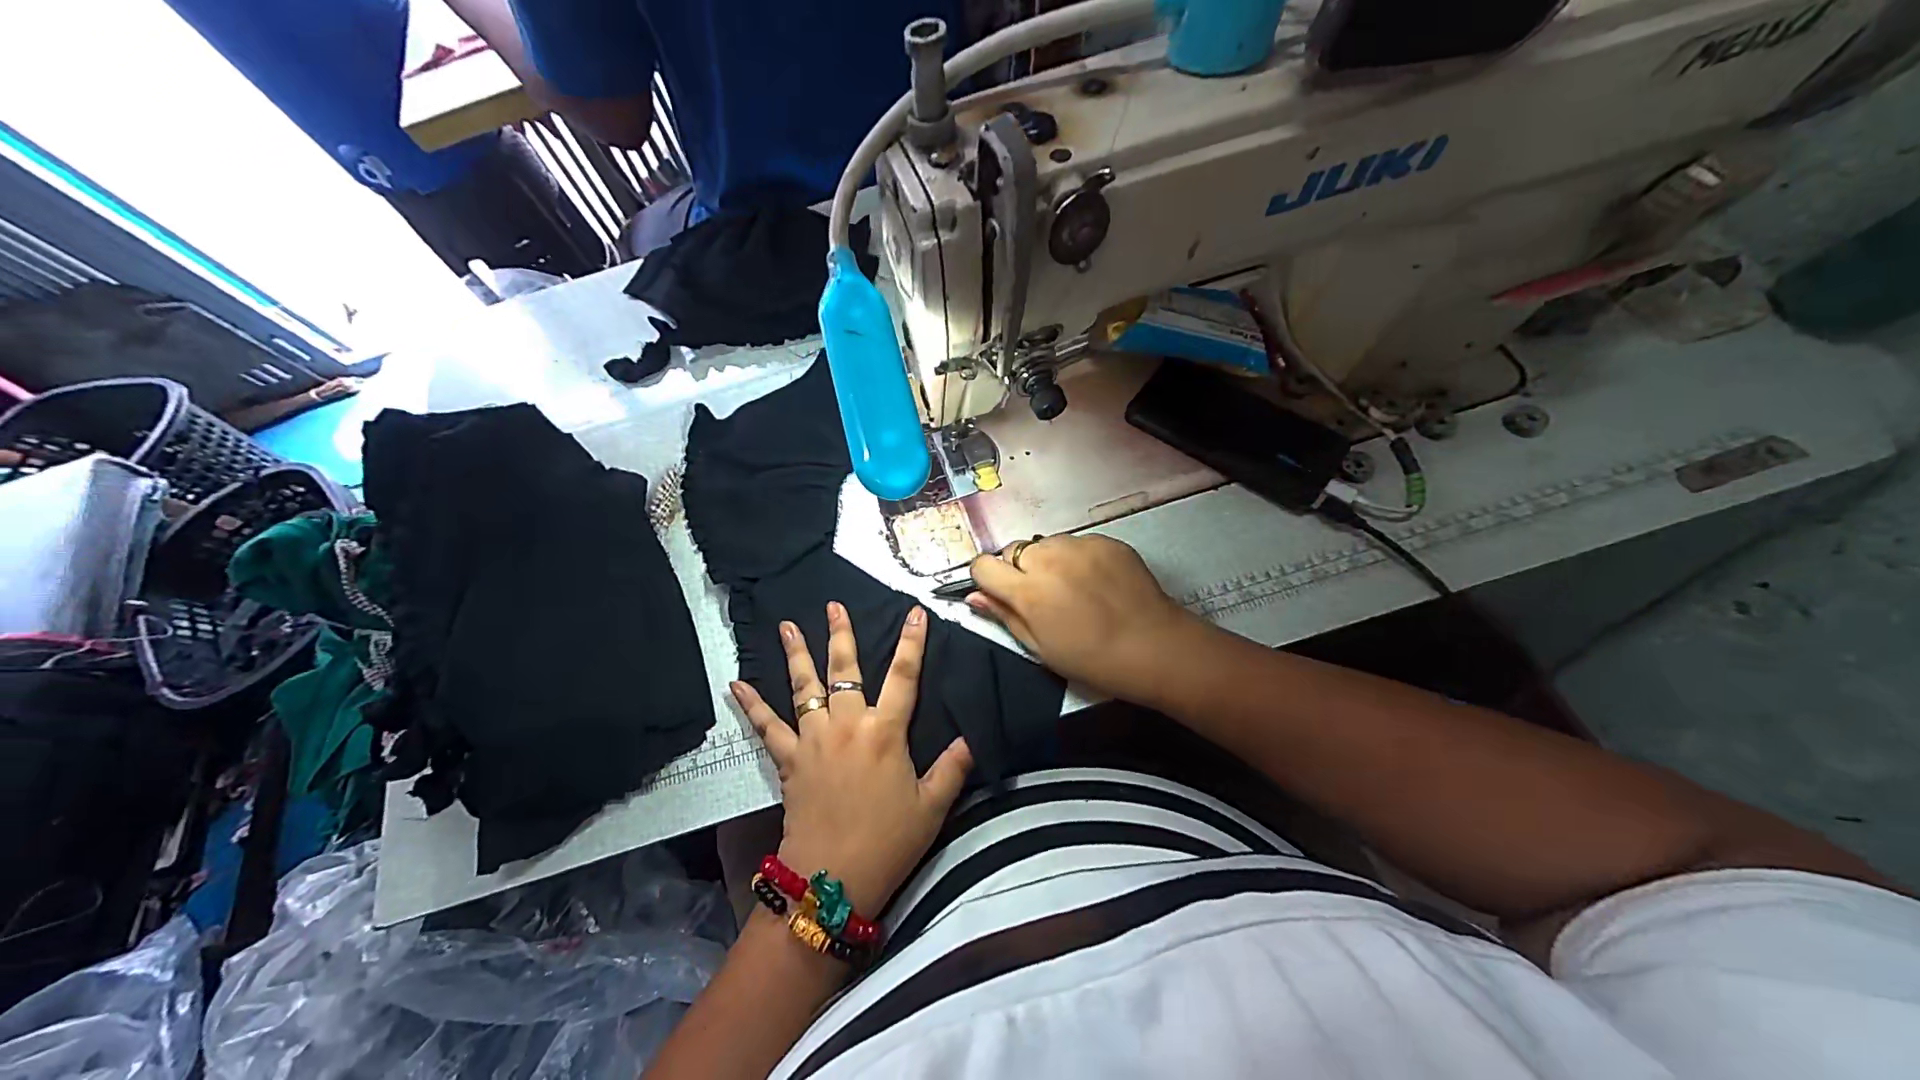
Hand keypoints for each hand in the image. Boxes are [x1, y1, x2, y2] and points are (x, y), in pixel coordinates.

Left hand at [730, 602, 971, 916]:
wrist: (834, 878)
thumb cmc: (889, 841)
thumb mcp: (932, 806)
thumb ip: (953, 767)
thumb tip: (972, 737)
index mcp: (886, 733)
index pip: (905, 677)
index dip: (912, 643)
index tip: (914, 613)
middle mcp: (848, 726)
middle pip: (846, 671)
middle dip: (841, 635)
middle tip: (834, 606)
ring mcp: (814, 740)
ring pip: (804, 687)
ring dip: (796, 655)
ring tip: (787, 626)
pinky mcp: (790, 760)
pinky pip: (768, 727)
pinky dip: (752, 705)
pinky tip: (736, 685)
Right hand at [967, 534, 1210, 705]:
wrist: (1154, 647)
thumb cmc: (1093, 659)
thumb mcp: (1040, 648)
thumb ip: (1005, 616)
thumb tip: (974, 597)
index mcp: (1028, 591)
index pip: (983, 565)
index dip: (987, 579)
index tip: (999, 592)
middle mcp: (1049, 559)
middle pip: (1014, 550)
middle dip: (1019, 569)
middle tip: (1042, 596)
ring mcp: (1080, 546)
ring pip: (1045, 544)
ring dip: (1049, 561)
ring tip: (1072, 589)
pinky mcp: (1105, 541)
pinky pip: (1077, 543)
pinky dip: (1078, 558)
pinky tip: (1095, 583)